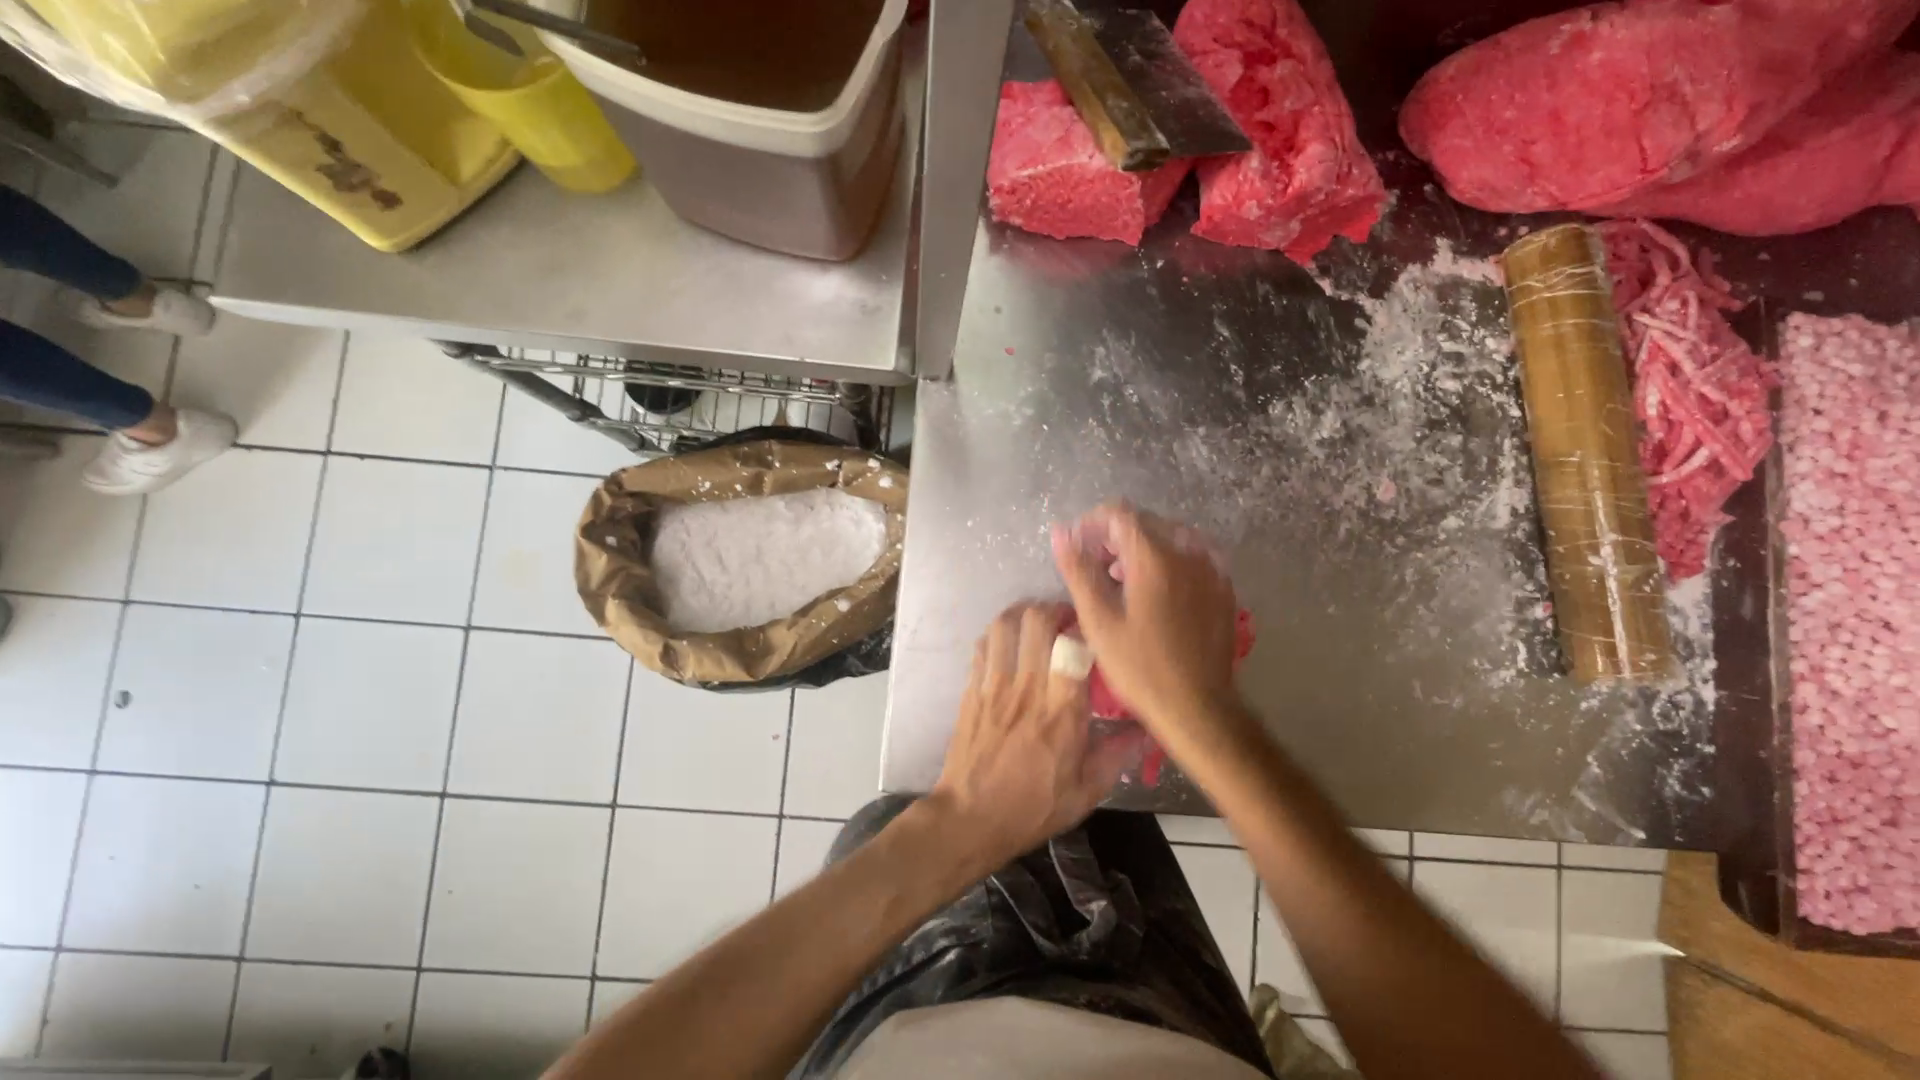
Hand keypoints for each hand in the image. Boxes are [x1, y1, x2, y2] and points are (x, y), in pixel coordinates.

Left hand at [931, 601, 1134, 865]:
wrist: (969, 820)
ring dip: (1024, 615)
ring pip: (1005, 624)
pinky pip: (984, 644)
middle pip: (1036, 621)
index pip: (1074, 646)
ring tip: (1038, 626)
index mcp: (1061, 712)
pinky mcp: (972, 690)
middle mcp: (1027, 688)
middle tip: (1067, 623)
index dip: (1086, 627)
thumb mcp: (1087, 791)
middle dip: (1054, 611)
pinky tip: (1011, 646)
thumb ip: (1118, 754)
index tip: (1096, 633)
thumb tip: (1147, 729)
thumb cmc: (1032, 808)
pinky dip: (1000, 634)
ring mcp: (994, 685)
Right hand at [1051, 502, 1245, 736]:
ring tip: (1121, 580)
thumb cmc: (1140, 667)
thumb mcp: (1098, 620)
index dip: (1091, 524)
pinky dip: (1169, 561)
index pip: (1119, 513)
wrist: (1198, 706)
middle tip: (1094, 567)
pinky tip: (1156, 591)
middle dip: (1115, 535)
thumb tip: (1060, 531)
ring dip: (1141, 547)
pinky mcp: (1224, 587)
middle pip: (1146, 522)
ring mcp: (1211, 568)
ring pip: (1170, 537)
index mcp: (1154, 557)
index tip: (1077, 548)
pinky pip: (1193, 556)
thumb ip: (1078, 570)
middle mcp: (1187, 552)